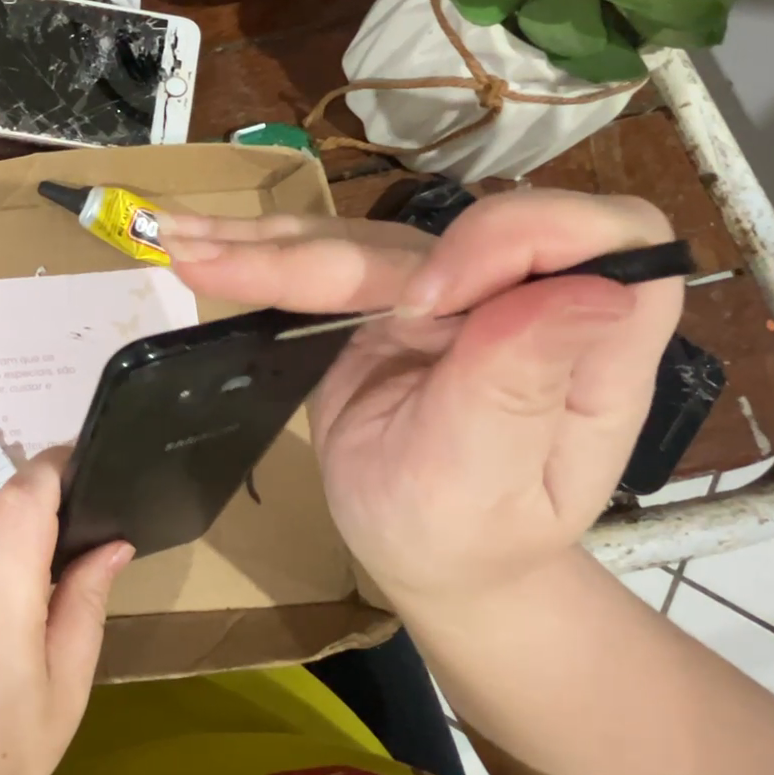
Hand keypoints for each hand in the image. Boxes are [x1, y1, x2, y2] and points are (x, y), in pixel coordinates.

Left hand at [0, 451, 132, 774]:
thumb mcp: (63, 688)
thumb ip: (85, 605)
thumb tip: (113, 546)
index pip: (23, 492)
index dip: (57, 464)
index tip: (93, 461)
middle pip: (3, 501)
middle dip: (47, 494)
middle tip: (93, 518)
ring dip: (22, 524)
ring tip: (64, 560)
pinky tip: (21, 591)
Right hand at [161, 191, 682, 606]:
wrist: (423, 547)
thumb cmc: (461, 535)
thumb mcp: (486, 481)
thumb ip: (518, 387)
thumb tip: (585, 288)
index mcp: (586, 341)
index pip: (593, 236)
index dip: (507, 242)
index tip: (418, 306)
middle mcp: (515, 295)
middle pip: (431, 226)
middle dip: (313, 246)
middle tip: (211, 263)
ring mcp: (439, 287)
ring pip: (354, 234)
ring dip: (259, 240)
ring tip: (180, 241)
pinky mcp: (376, 293)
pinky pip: (316, 257)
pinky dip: (251, 252)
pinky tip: (194, 241)